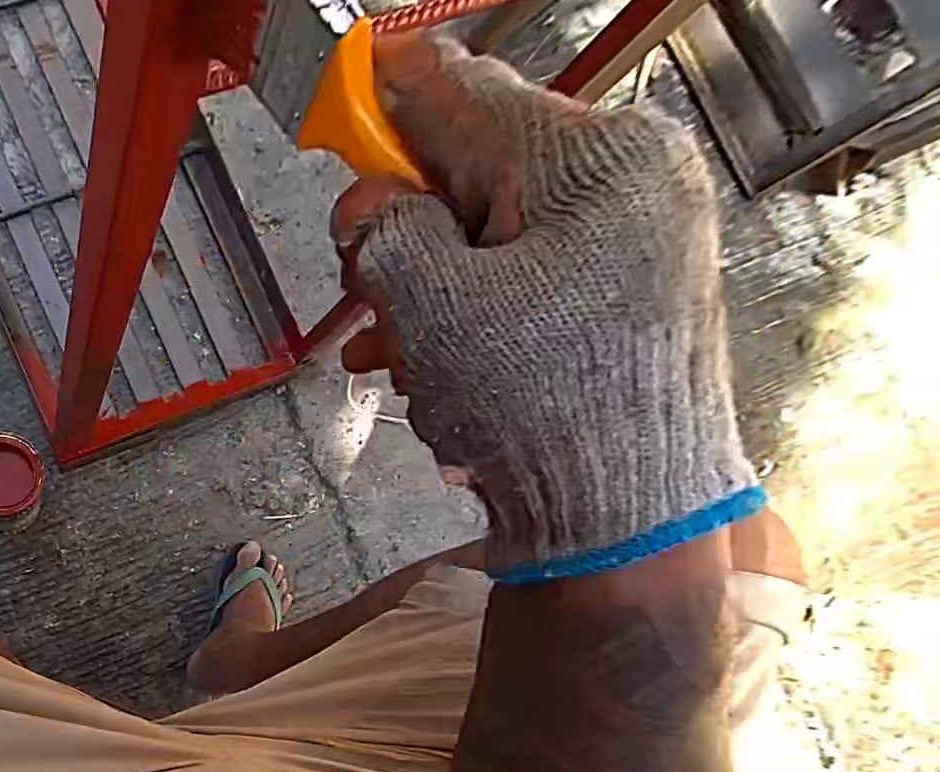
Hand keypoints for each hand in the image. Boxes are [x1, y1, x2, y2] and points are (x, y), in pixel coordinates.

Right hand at [331, 34, 760, 582]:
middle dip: (395, 230)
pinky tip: (414, 362)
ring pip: (467, 241)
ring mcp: (608, 246)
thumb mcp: (436, 308)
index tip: (356, 68)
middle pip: (462, 179)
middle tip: (358, 281)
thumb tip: (364, 202)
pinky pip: (493, 283)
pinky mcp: (592, 297)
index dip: (398, 88)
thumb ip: (385, 237)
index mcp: (590, 166)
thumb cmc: (532, 398)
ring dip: (408, 292)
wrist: (615, 503)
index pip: (471, 101)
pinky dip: (441, 318)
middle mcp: (612, 190)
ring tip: (385, 350)